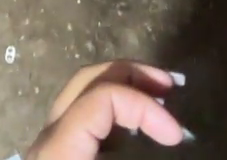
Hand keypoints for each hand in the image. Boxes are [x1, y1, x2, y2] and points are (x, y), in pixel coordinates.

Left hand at [24, 61, 186, 158]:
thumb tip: (177, 135)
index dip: (142, 106)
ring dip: (123, 86)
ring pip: (84, 92)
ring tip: (159, 95)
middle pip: (89, 78)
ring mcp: (50, 141)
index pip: (102, 97)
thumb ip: (136, 155)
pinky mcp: (57, 152)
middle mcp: (48, 134)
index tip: (177, 134)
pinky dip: (113, 109)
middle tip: (171, 86)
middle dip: (132, 75)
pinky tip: (136, 122)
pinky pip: (84, 115)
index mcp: (58, 145)